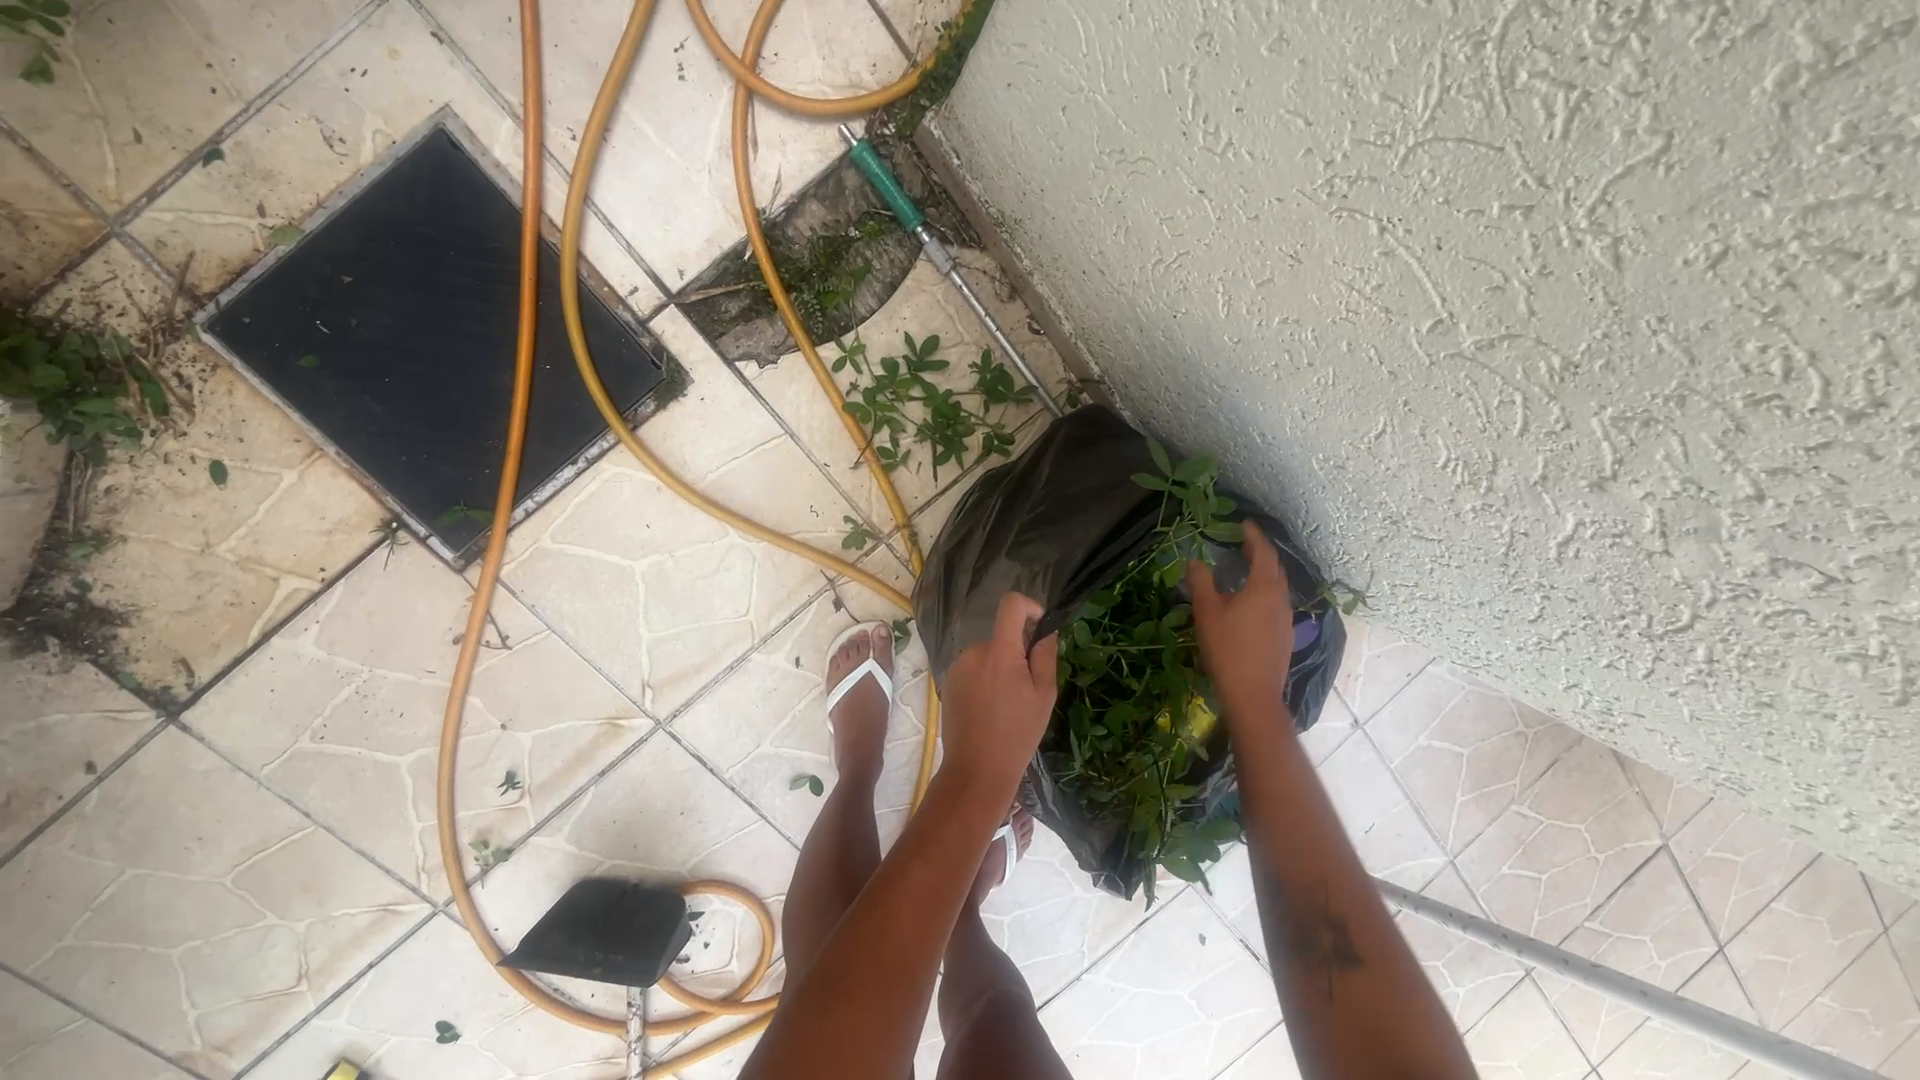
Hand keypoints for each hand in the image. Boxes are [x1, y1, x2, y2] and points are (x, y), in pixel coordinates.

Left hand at [939, 592, 1059, 789]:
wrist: (977, 768)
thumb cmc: (1018, 733)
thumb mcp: (1044, 695)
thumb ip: (1045, 656)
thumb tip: (1046, 630)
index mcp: (999, 652)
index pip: (1011, 605)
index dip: (1030, 607)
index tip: (1040, 628)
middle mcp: (973, 652)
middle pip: (1001, 637)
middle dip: (1016, 654)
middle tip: (1027, 690)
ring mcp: (956, 668)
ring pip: (988, 656)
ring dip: (1000, 669)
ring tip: (1007, 705)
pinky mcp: (948, 683)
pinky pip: (973, 670)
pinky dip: (985, 681)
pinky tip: (989, 711)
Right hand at [1188, 520, 1293, 722]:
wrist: (1253, 693)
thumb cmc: (1227, 649)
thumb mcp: (1206, 612)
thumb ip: (1201, 582)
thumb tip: (1195, 560)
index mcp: (1263, 587)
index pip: (1263, 552)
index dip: (1253, 536)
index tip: (1244, 523)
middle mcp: (1280, 598)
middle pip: (1274, 568)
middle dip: (1261, 552)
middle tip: (1244, 544)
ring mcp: (1286, 619)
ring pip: (1277, 587)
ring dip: (1263, 574)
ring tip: (1246, 570)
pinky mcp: (1285, 636)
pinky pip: (1276, 604)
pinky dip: (1264, 593)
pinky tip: (1251, 603)